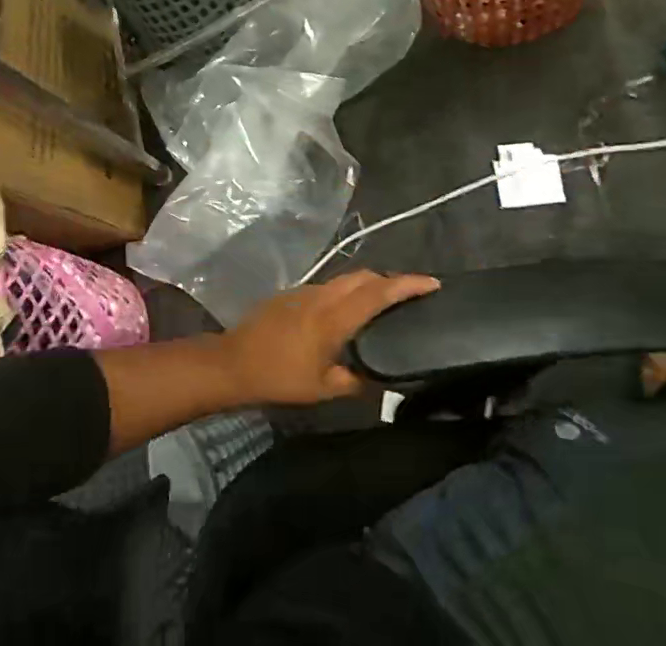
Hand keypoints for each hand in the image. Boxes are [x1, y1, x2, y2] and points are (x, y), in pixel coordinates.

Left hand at [218, 271, 440, 404]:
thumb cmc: (279, 377)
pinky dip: (347, 292)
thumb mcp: (324, 388)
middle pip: (363, 277)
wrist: (233, 362)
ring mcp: (304, 291)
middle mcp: (321, 296)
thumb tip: (383, 380)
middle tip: (412, 294)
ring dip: (368, 285)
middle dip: (391, 279)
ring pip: (344, 280)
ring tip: (385, 303)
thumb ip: (358, 381)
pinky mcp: (291, 294)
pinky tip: (348, 311)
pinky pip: (328, 286)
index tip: (432, 283)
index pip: (378, 292)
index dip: (407, 284)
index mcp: (334, 317)